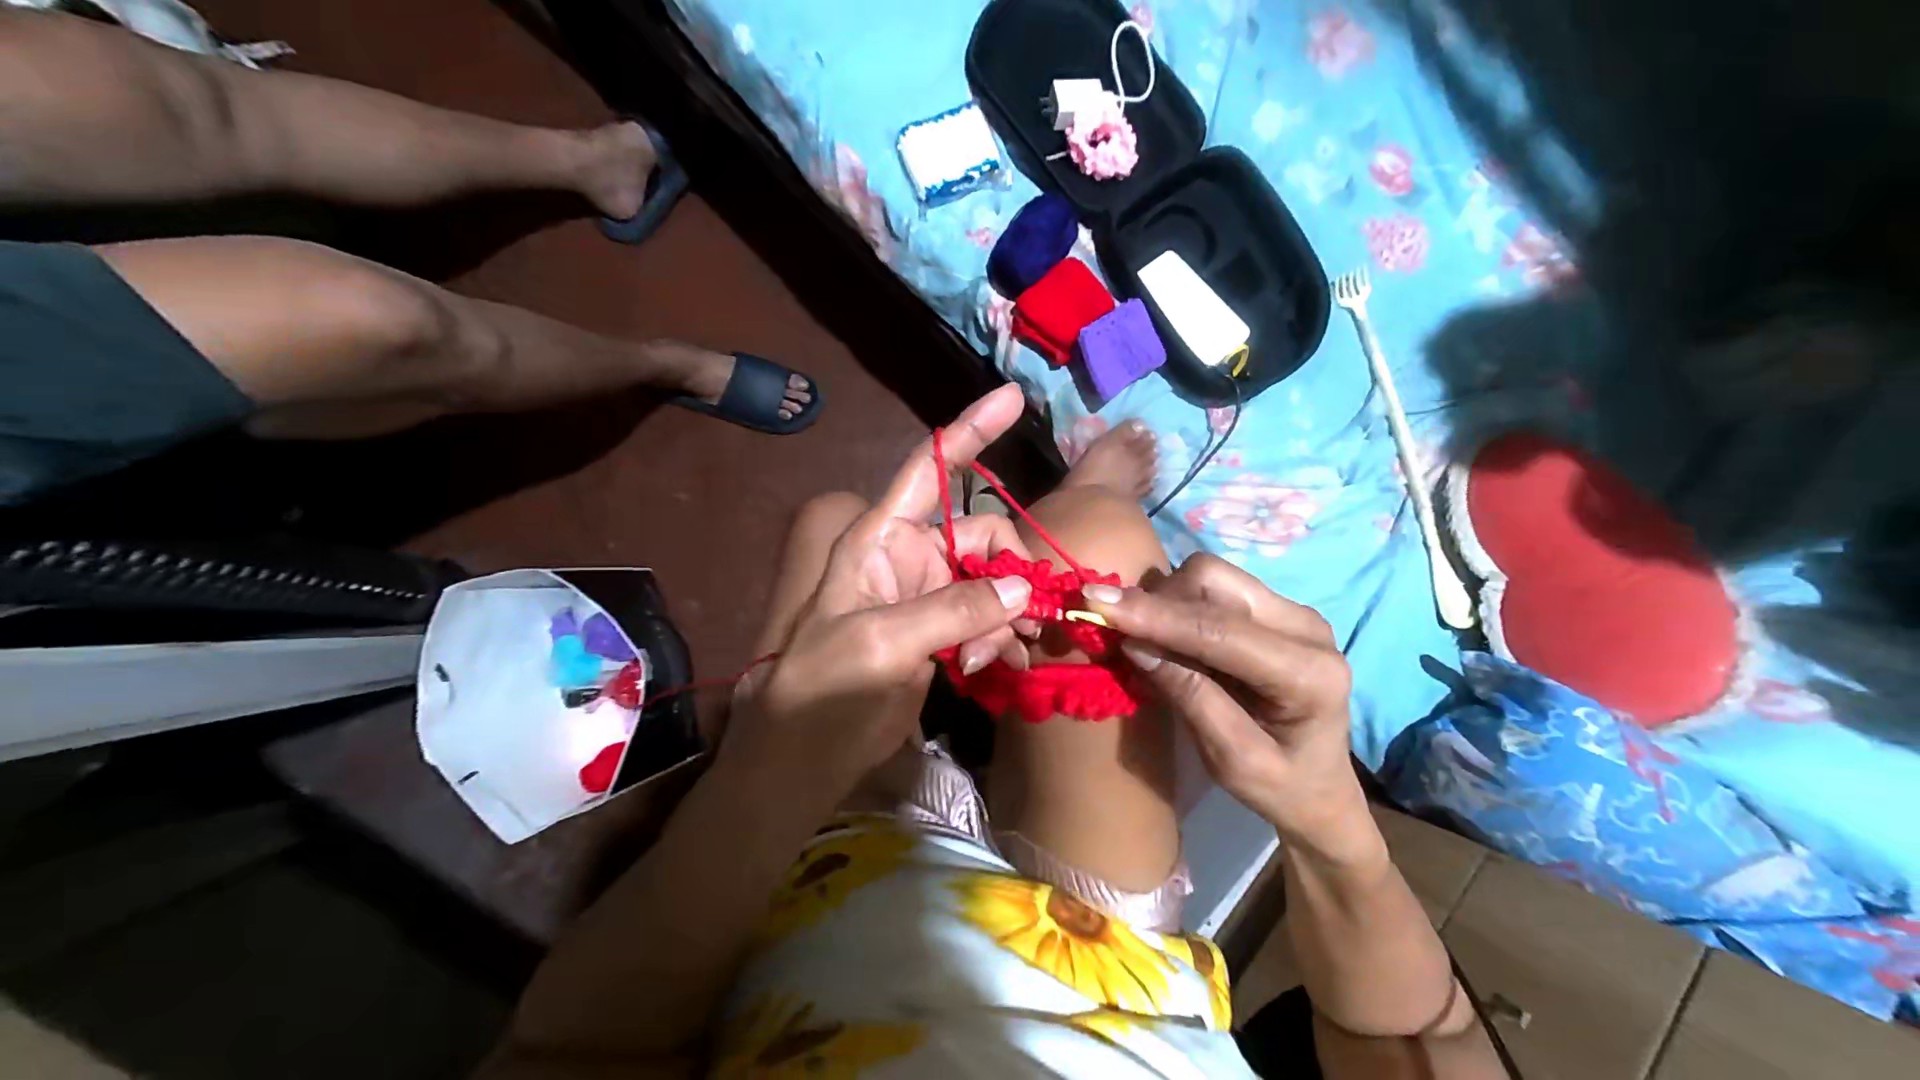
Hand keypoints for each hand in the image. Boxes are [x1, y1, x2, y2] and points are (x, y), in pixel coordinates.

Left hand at [728, 384, 1036, 794]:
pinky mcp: (944, 633)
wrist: (806, 757)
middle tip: (1019, 621)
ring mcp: (930, 596)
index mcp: (880, 539)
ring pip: (995, 580)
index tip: (1013, 396)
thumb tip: (1022, 587)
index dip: (969, 432)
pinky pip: (991, 618)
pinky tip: (996, 667)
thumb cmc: (822, 688)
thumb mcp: (880, 643)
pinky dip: (1002, 638)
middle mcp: (910, 557)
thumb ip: (952, 610)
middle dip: (1007, 570)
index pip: (927, 470)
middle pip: (983, 535)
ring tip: (995, 658)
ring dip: (1007, 615)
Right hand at [1081, 555, 1376, 863]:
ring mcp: (1292, 611)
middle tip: (1122, 633)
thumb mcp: (1230, 759)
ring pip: (1212, 575)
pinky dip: (1179, 603)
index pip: (1218, 629)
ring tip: (1148, 640)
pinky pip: (1216, 587)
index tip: (1096, 602)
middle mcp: (1306, 627)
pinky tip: (1169, 635)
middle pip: (1215, 580)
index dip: (1154, 614)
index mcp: (1309, 674)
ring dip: (1167, 600)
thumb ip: (1189, 697)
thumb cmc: (1280, 787)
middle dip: (1159, 601)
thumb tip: (1134, 643)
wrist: (1320, 787)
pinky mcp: (1274, 608)